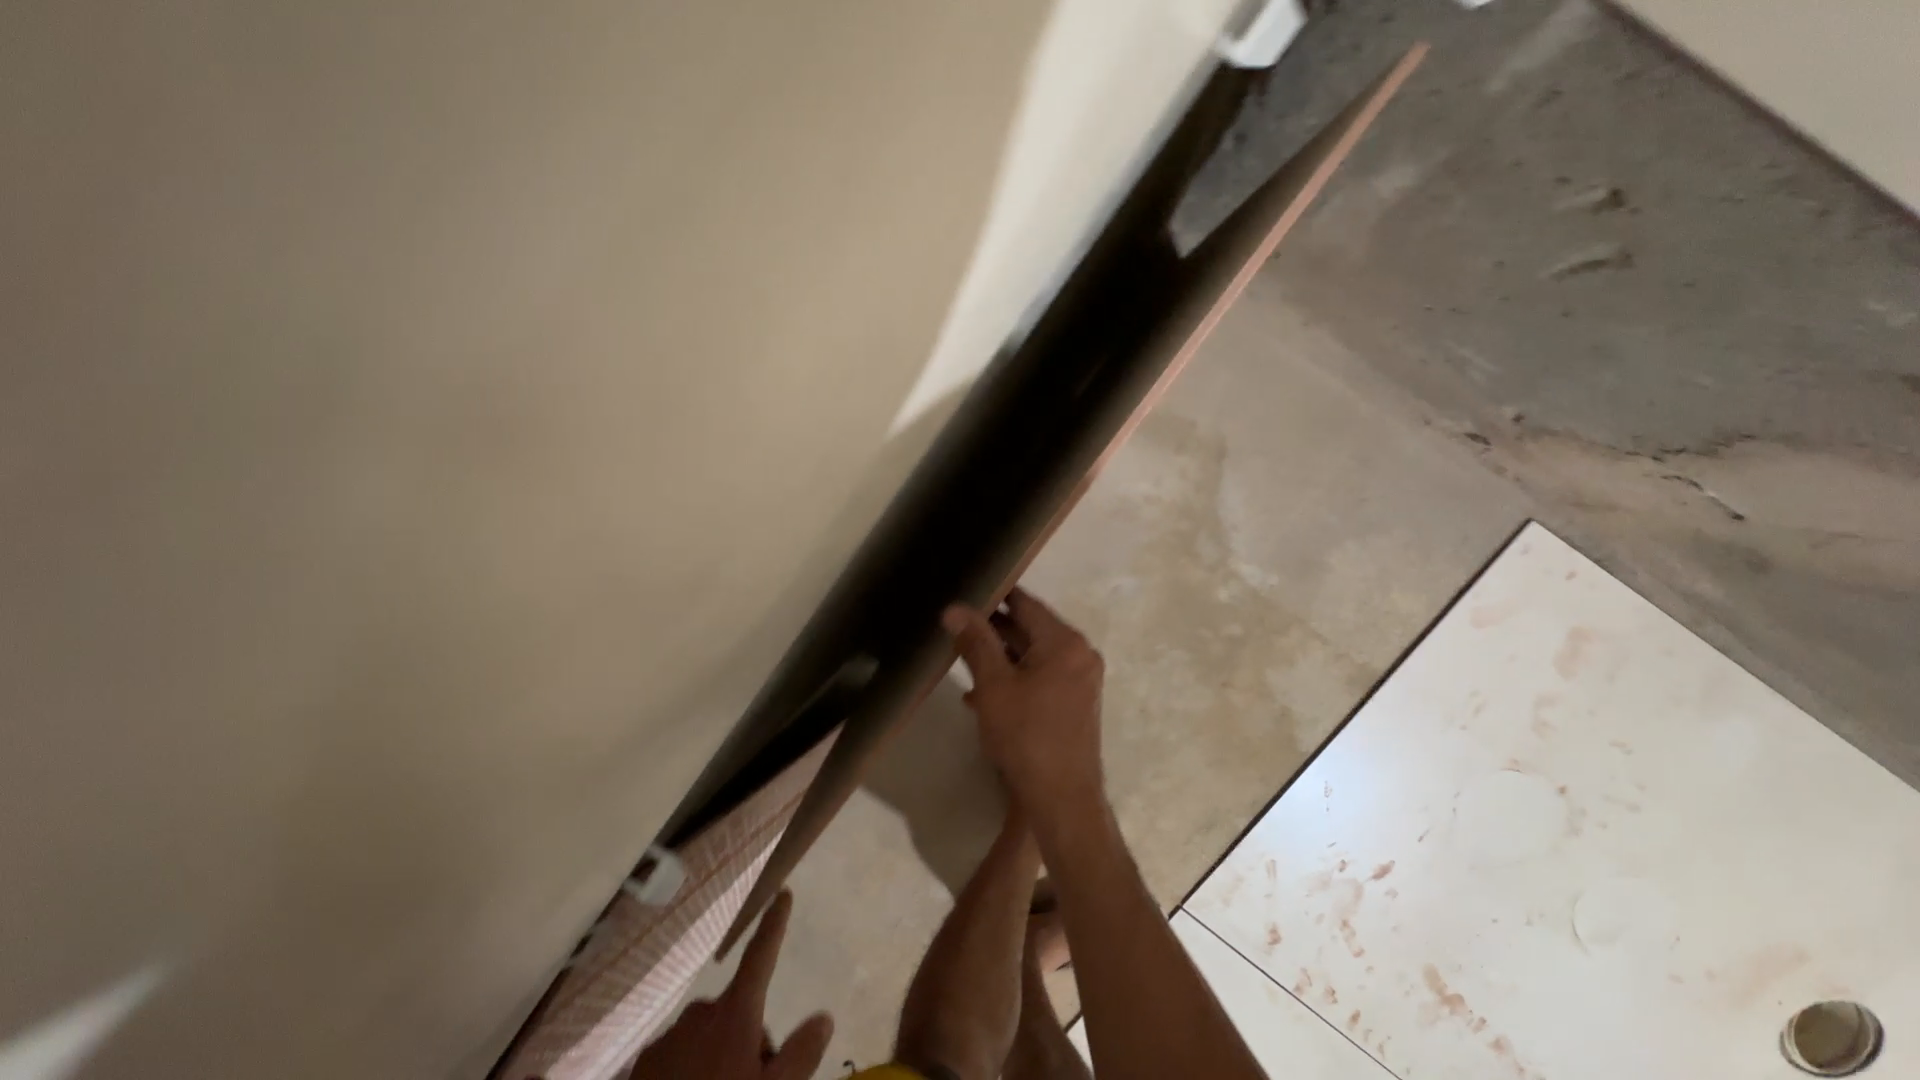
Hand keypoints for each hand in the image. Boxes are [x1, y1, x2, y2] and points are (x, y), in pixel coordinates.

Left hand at [626, 891, 831, 1079]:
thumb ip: (800, 1055)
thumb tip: (824, 1018)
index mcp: (733, 1015)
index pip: (760, 958)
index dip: (774, 925)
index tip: (783, 892)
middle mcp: (699, 1015)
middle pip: (739, 1013)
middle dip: (751, 1038)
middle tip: (756, 1077)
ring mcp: (669, 1037)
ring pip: (710, 1037)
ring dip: (721, 1057)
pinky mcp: (645, 1063)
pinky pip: (682, 1055)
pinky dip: (692, 1070)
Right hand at [942, 587, 1105, 826]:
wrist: (1062, 799)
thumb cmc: (1027, 736)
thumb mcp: (994, 686)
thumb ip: (976, 643)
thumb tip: (955, 608)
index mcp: (1065, 642)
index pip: (1024, 603)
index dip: (993, 596)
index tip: (963, 592)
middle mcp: (1080, 655)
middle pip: (1030, 629)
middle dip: (992, 629)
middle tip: (954, 626)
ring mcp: (1081, 681)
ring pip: (1033, 656)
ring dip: (1000, 657)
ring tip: (961, 658)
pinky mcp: (1074, 705)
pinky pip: (1040, 678)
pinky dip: (1014, 679)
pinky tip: (981, 695)